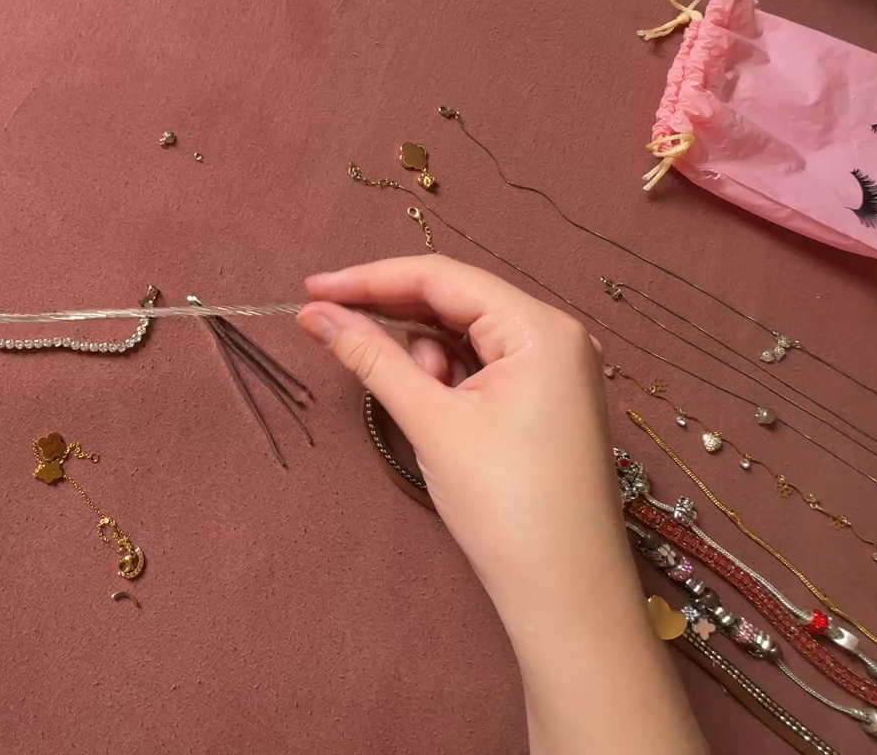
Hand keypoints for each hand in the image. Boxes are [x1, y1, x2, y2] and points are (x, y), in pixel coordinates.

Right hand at [298, 255, 702, 754]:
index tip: (311, 288)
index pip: (440, 278)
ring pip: (457, 332)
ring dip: (418, 352)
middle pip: (450, 299)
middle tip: (323, 318)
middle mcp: (549, 335)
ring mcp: (547, 367)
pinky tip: (433, 408)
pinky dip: (439, 374)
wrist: (565, 599)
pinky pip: (473, 362)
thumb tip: (314, 313)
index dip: (369, 278)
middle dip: (388, 311)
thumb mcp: (430, 420)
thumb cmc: (504, 503)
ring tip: (413, 402)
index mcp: (538, 328)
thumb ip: (370, 355)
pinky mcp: (536, 396)